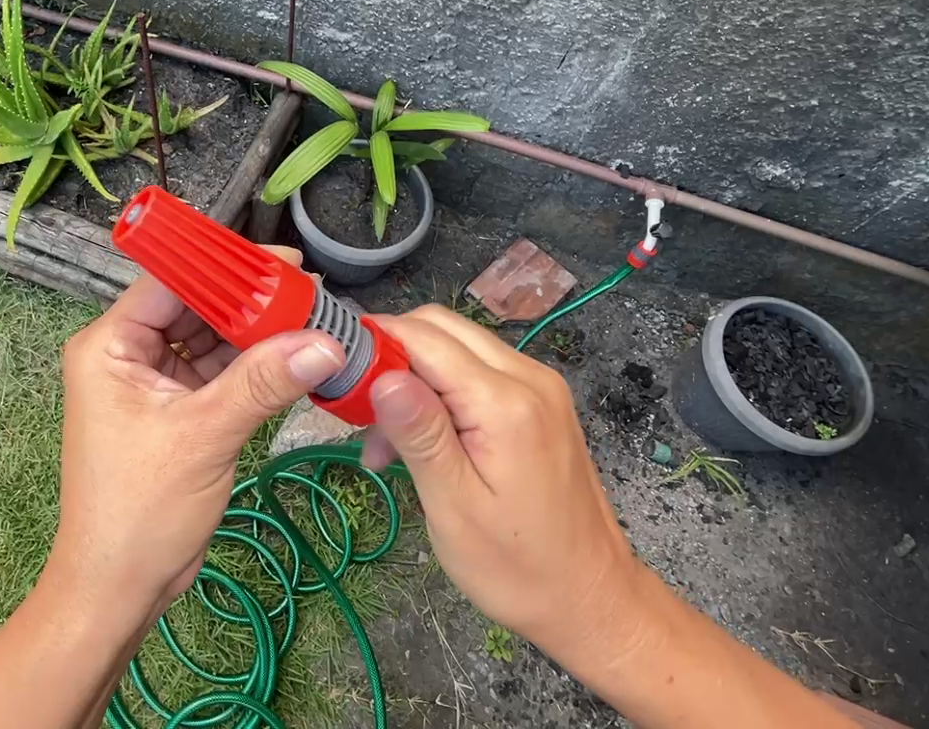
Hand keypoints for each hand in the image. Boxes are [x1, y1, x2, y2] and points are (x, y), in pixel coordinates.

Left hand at [47, 248, 345, 626]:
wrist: (120, 587)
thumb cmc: (141, 508)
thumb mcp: (204, 435)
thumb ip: (264, 382)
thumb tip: (327, 342)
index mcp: (110, 344)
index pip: (170, 282)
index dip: (226, 268)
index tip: (283, 263)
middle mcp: (127, 352)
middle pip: (195, 307)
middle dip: (249, 301)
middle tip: (308, 289)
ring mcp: (153, 380)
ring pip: (211, 339)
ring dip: (256, 333)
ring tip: (311, 316)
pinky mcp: (176, 407)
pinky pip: (218, 372)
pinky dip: (253, 366)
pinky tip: (294, 354)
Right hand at [362, 305, 644, 668]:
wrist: (592, 601)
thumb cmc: (517, 566)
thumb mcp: (455, 506)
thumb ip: (419, 432)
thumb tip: (381, 374)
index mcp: (505, 401)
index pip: (425, 337)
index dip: (375, 341)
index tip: (336, 366)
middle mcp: (527, 375)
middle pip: (441, 327)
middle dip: (392, 354)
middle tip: (358, 406)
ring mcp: (538, 385)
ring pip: (457, 345)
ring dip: (414, 375)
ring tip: (384, 441)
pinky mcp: (539, 400)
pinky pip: (477, 371)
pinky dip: (441, 389)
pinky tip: (420, 438)